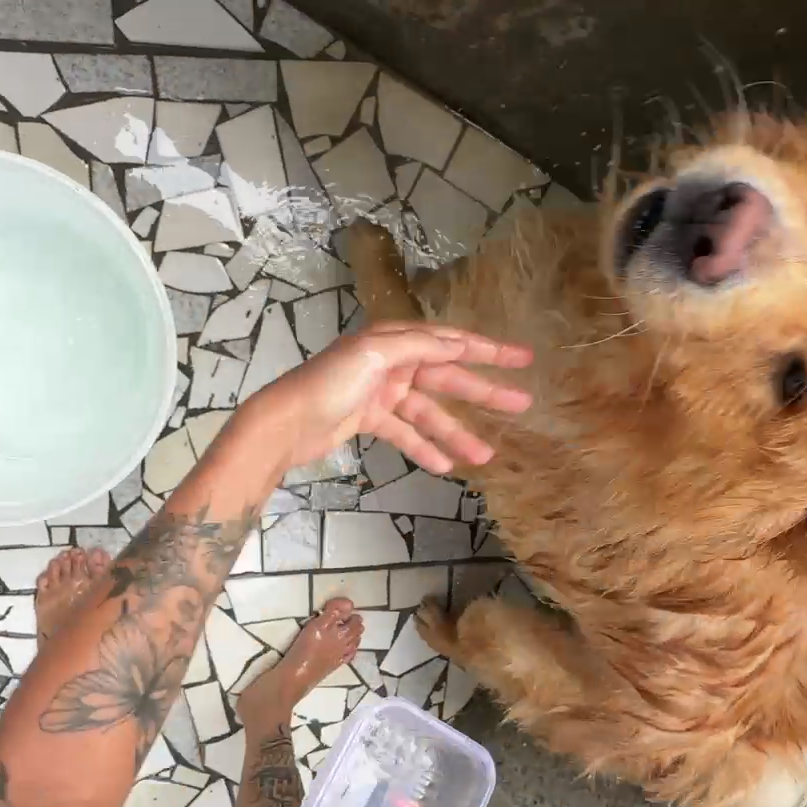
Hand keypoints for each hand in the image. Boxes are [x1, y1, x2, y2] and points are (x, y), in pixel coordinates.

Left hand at [253, 321, 532, 474]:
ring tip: (486, 455)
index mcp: (395, 340)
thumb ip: (418, 347)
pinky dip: (423, 448)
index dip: (488, 350)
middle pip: (447, 378)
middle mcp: (392, 362)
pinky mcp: (370, 420)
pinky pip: (405, 434)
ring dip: (456, 433)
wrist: (284, 422)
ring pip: (429, 413)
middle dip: (484, 392)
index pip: (451, 342)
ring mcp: (381, 393)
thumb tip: (459, 343)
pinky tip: (446, 466)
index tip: (523, 359)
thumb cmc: (327, 383)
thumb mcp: (373, 355)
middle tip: (522, 404)